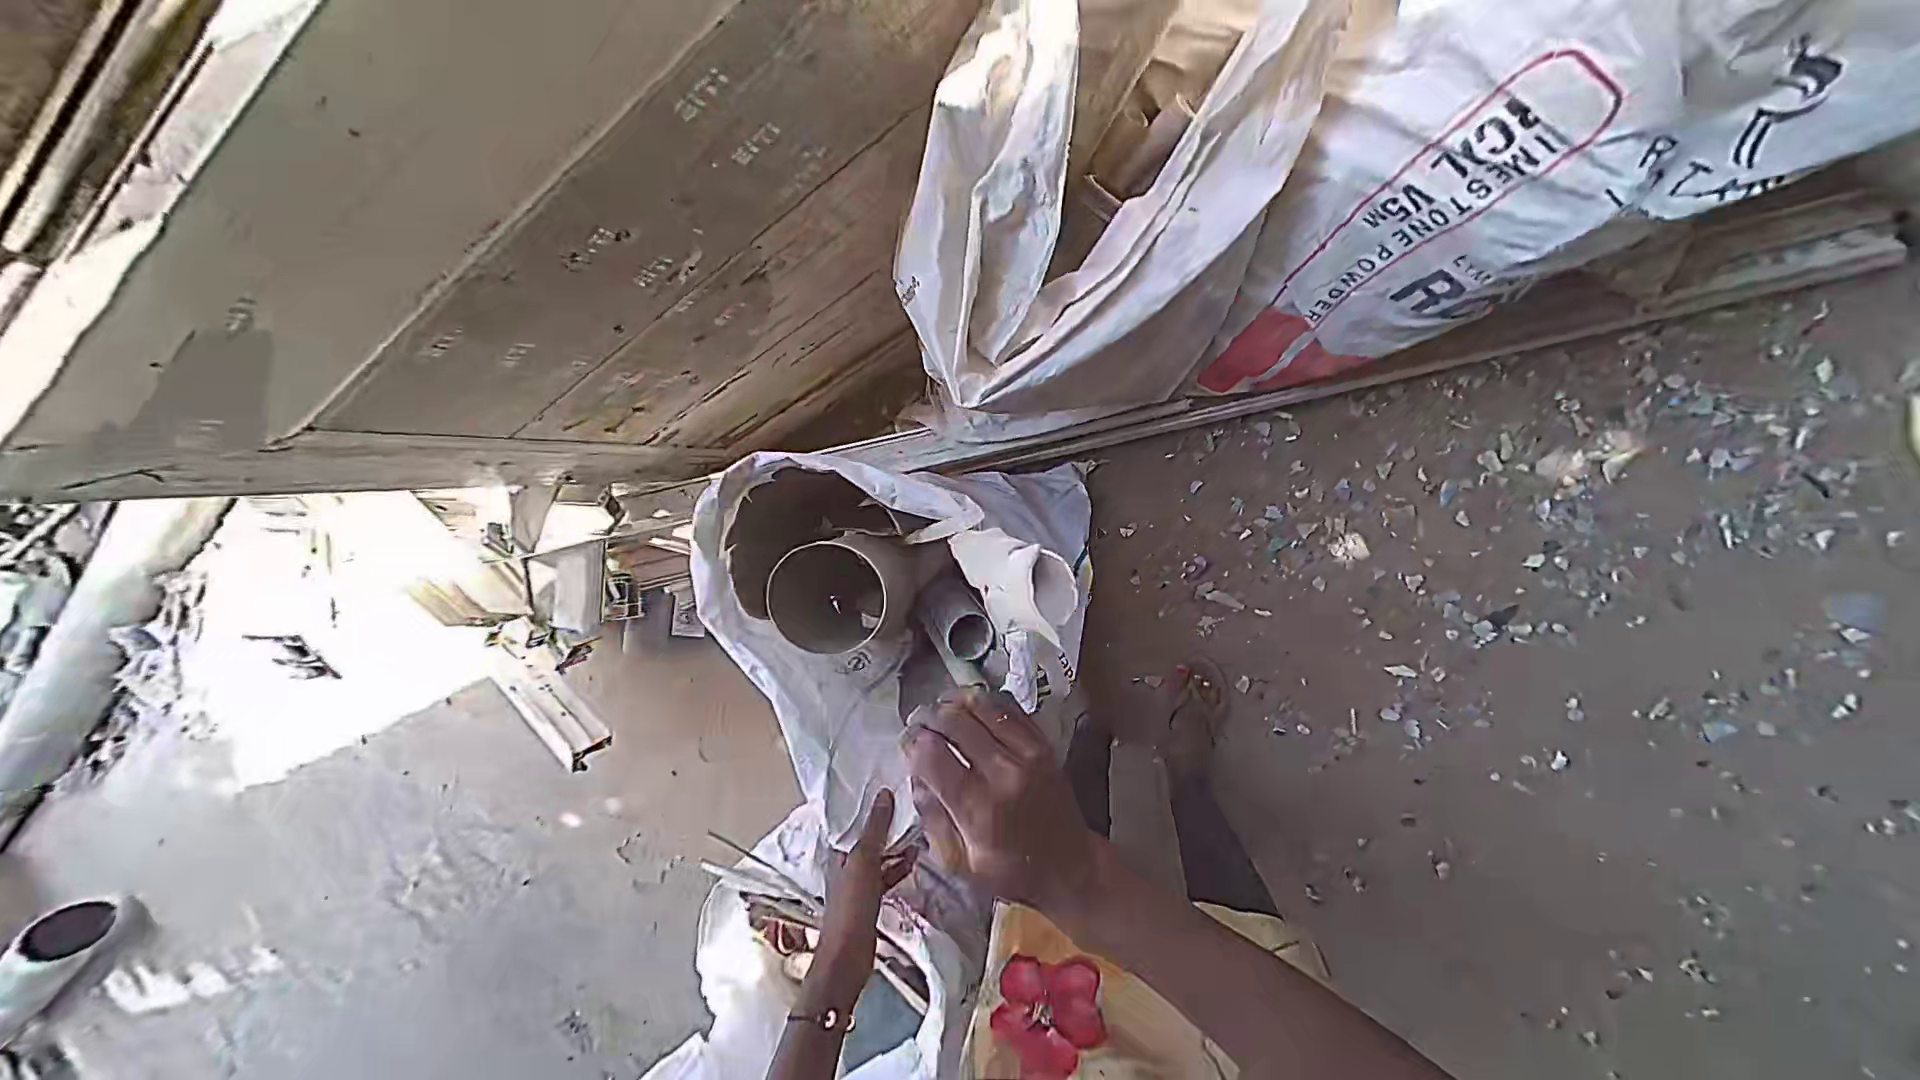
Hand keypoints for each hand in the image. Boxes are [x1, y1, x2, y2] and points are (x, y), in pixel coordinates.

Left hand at [805, 789, 914, 1010]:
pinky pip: (886, 873)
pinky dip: (899, 865)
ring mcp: (858, 880)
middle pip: (868, 834)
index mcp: (838, 850)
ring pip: (880, 853)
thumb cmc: (851, 906)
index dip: (870, 804)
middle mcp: (846, 861)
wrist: (847, 958)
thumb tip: (883, 795)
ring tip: (918, 830)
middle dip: (887, 822)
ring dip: (896, 844)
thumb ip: (874, 829)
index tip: (891, 786)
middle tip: (910, 806)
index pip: (853, 818)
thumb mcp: (864, 861)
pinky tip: (914, 860)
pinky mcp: (870, 897)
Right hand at [902, 689, 1101, 915]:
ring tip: (942, 711)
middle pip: (954, 721)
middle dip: (928, 717)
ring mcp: (1029, 753)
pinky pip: (1009, 708)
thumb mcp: (960, 862)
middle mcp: (1004, 772)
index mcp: (979, 808)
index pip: (932, 754)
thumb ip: (932, 817)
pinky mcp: (1044, 744)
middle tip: (919, 722)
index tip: (906, 742)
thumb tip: (915, 775)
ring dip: (955, 703)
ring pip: (982, 705)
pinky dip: (985, 703)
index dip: (911, 742)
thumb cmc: (1010, 872)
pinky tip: (972, 710)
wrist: (1070, 867)